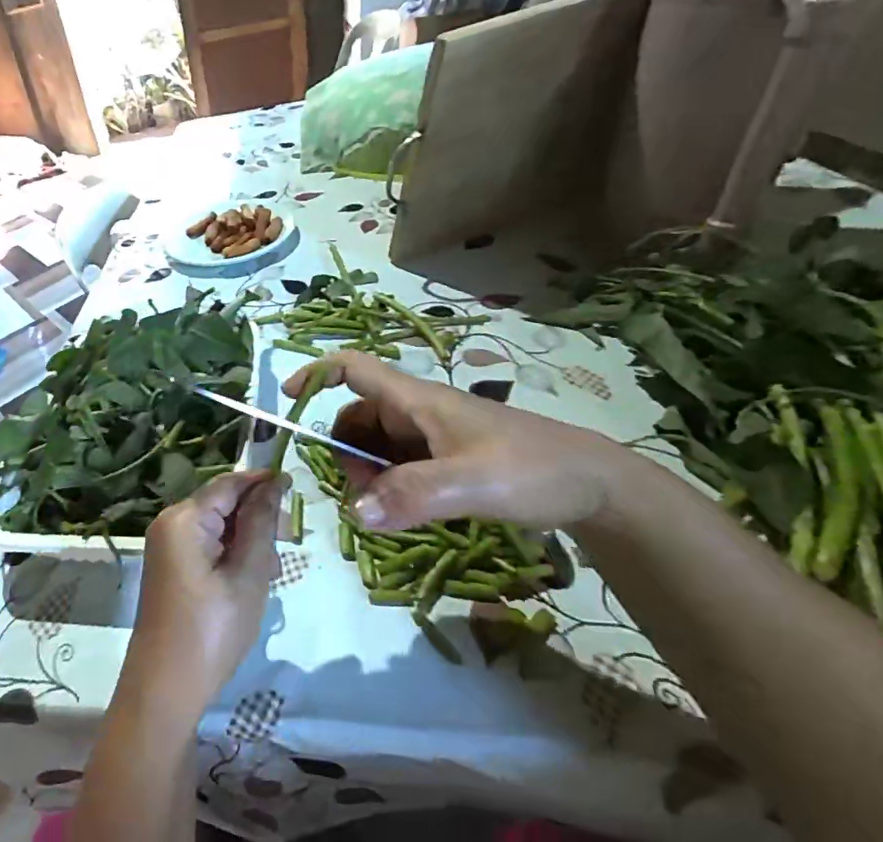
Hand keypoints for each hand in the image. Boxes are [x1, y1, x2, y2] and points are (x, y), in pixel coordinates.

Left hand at [127, 469, 284, 706]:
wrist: (164, 692)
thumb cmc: (211, 631)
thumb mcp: (247, 574)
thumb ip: (260, 523)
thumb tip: (273, 483)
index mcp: (183, 519)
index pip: (229, 483)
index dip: (263, 481)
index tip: (296, 486)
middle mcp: (170, 524)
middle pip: (222, 502)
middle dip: (258, 514)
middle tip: (290, 540)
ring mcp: (167, 548)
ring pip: (218, 526)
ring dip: (249, 538)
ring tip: (274, 568)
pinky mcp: (171, 569)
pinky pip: (208, 546)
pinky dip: (233, 554)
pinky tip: (254, 578)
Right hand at [284, 350, 652, 532]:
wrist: (593, 485)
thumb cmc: (531, 469)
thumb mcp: (470, 484)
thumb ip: (412, 495)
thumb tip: (353, 512)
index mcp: (418, 401)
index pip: (355, 369)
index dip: (317, 374)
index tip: (289, 399)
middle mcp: (419, 414)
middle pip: (358, 418)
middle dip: (345, 452)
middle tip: (361, 497)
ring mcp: (434, 438)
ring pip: (378, 447)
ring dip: (368, 476)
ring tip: (386, 512)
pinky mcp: (448, 461)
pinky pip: (401, 467)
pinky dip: (391, 487)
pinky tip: (406, 514)